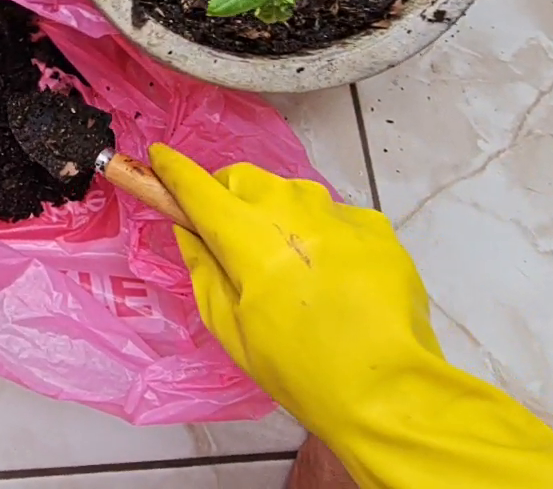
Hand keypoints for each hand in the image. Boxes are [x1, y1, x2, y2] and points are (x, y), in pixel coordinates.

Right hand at [147, 146, 440, 432]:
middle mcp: (288, 208)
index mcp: (245, 232)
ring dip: (277, 212)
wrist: (393, 395)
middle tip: (233, 235)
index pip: (195, 184)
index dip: (172, 168)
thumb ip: (202, 267)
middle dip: (228, 193)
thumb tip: (191, 231)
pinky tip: (335, 275)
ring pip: (290, 192)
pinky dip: (323, 233)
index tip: (159, 156)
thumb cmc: (298, 367)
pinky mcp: (375, 228)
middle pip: (242, 177)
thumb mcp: (227, 325)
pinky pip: (334, 216)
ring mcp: (335, 214)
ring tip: (291, 261)